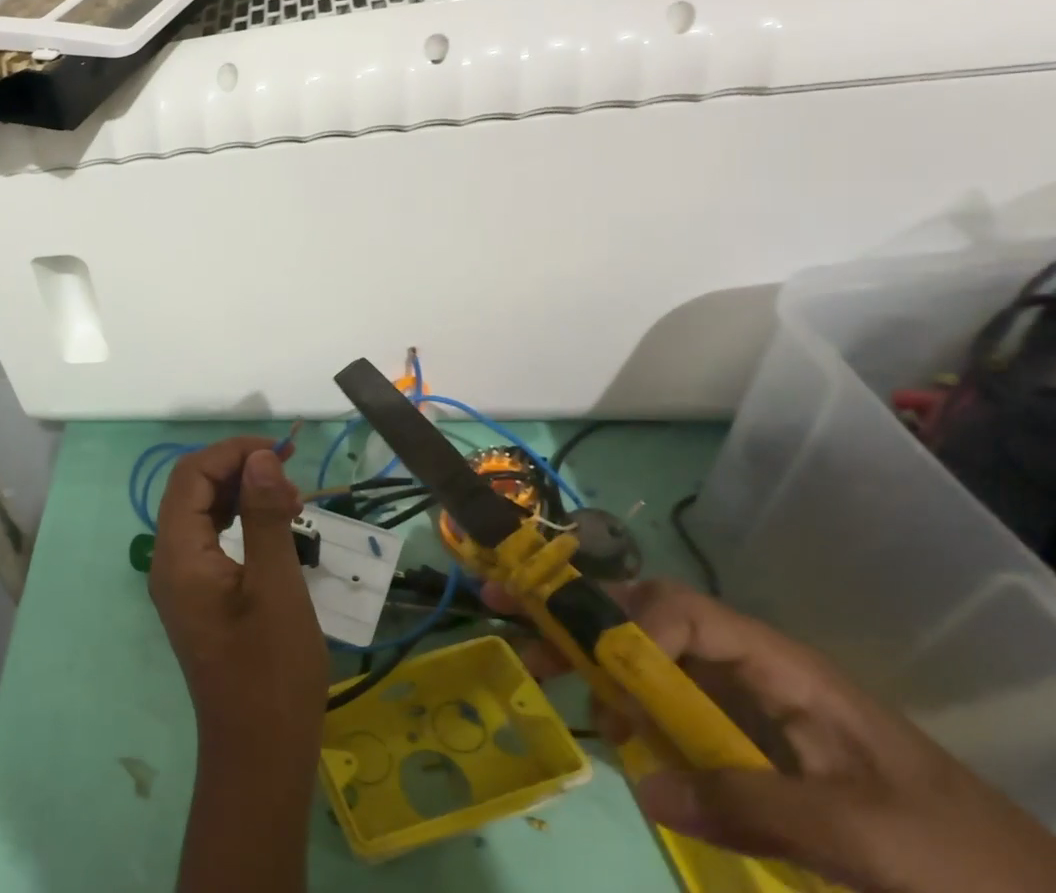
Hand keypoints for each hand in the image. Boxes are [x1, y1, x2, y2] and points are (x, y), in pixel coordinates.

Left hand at [151, 436, 324, 892]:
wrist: (259, 751)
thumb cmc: (271, 671)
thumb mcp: (276, 587)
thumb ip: (265, 517)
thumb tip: (259, 458)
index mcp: (177, 556)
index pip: (189, 477)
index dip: (231, 453)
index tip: (282, 452)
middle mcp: (168, 563)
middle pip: (190, 492)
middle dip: (236, 470)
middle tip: (290, 476)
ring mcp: (181, 583)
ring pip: (200, 516)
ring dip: (239, 495)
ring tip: (290, 499)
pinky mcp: (198, 600)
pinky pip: (210, 543)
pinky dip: (239, 524)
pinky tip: (274, 527)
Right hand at [487, 579, 1055, 892]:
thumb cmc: (959, 856)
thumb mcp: (867, 835)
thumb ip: (758, 806)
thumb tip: (642, 785)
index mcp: (784, 669)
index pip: (686, 615)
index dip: (628, 624)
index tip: (585, 659)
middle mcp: (752, 673)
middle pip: (650, 620)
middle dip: (579, 614)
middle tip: (509, 613)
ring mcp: (744, 709)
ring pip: (648, 661)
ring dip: (589, 659)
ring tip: (541, 678)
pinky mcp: (739, 747)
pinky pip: (664, 714)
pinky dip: (622, 711)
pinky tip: (604, 730)